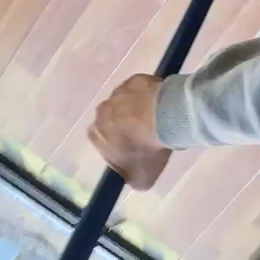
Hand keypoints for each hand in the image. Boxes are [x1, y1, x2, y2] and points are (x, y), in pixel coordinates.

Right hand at [88, 74, 172, 188]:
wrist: (162, 116)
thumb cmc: (146, 149)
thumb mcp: (141, 178)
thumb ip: (133, 179)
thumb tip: (134, 180)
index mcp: (96, 134)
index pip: (105, 143)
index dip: (121, 148)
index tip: (138, 151)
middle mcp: (101, 111)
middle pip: (114, 121)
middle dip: (128, 127)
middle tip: (149, 134)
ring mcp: (118, 92)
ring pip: (128, 104)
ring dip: (139, 110)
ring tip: (159, 119)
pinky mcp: (135, 79)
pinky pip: (142, 89)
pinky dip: (150, 96)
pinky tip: (163, 104)